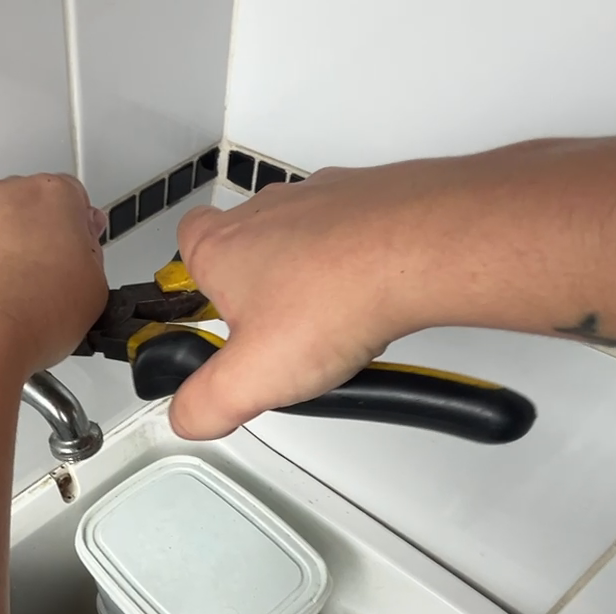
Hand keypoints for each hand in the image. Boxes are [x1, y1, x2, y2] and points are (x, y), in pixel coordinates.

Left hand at [0, 174, 108, 380]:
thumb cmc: (29, 319)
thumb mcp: (94, 293)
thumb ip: (90, 258)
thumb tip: (80, 255)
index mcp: (52, 198)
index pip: (70, 201)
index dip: (72, 233)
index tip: (68, 258)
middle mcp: (2, 194)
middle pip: (20, 209)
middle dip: (25, 240)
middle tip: (31, 286)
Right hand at [170, 158, 465, 438]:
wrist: (430, 248)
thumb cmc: (339, 298)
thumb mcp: (249, 380)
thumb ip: (203, 406)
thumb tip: (187, 417)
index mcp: (223, 247)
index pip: (185, 244)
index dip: (193, 281)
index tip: (209, 316)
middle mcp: (269, 211)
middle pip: (246, 245)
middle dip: (254, 287)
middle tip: (271, 334)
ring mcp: (325, 197)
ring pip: (302, 237)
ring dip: (307, 275)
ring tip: (327, 324)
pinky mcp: (377, 195)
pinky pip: (354, 232)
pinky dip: (356, 263)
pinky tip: (370, 301)